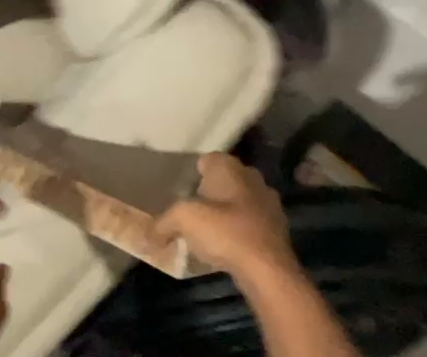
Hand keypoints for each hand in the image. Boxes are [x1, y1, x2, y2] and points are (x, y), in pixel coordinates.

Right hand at [157, 154, 298, 284]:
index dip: (191, 175)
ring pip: (239, 200)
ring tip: (207, 233)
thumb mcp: (185, 221)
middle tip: (190, 214)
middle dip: (208, 194)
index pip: (206, 160)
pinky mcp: (276, 224)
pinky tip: (228, 247)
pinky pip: (250, 221)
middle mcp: (251, 175)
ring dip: (225, 213)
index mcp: (230, 166)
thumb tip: (150, 233)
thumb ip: (164, 222)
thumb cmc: (225, 232)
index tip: (179, 193)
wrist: (267, 266)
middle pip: (223, 180)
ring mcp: (267, 199)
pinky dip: (239, 230)